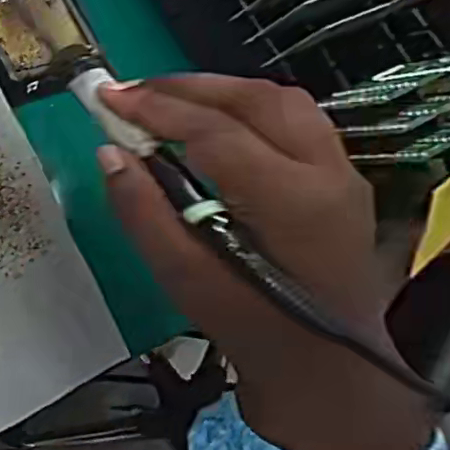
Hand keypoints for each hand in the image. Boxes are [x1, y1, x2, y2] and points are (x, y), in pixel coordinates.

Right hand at [97, 75, 431, 449]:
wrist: (325, 363)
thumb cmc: (245, 320)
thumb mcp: (179, 273)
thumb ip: (141, 210)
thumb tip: (110, 153)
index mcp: (286, 200)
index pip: (214, 130)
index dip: (155, 107)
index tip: (107, 96)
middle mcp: (325, 173)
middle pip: (255, 99)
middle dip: (185, 86)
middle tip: (130, 92)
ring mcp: (341, 171)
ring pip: (280, 100)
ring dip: (217, 90)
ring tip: (164, 98)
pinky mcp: (340, 176)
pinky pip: (291, 118)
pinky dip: (242, 106)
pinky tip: (207, 120)